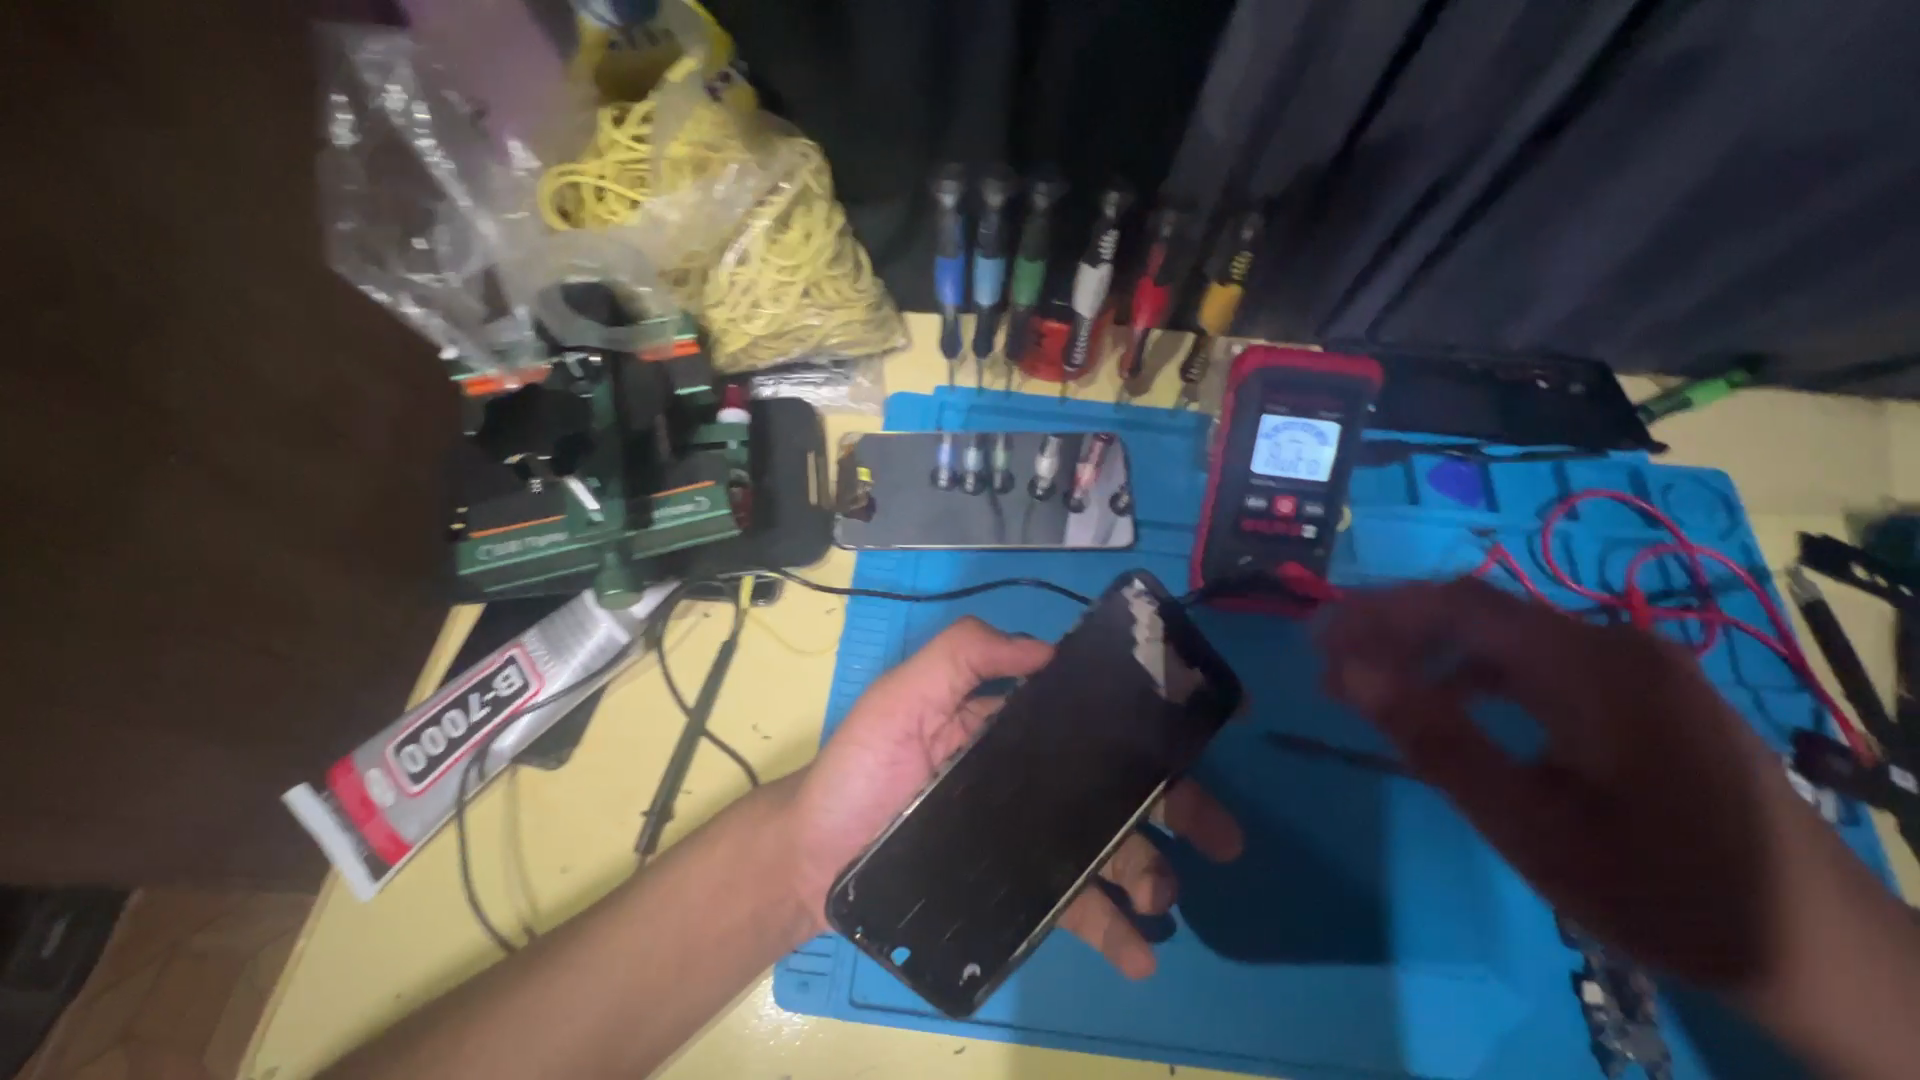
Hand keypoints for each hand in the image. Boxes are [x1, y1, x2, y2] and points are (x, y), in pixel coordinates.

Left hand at [787, 616, 1242, 976]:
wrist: (816, 857)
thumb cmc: (860, 768)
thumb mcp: (903, 694)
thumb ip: (964, 655)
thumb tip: (1046, 651)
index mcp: (1013, 725)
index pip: (1093, 713)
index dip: (1151, 718)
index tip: (1210, 725)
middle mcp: (1031, 775)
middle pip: (1117, 784)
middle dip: (1177, 805)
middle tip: (1222, 836)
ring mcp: (1026, 833)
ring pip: (1105, 845)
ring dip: (1147, 870)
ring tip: (1161, 896)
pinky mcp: (1014, 884)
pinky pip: (1070, 902)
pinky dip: (1108, 926)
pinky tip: (1135, 952)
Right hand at [1316, 578, 1894, 997]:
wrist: (1822, 953)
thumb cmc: (1662, 890)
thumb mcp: (1529, 824)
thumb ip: (1435, 739)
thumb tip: (1348, 671)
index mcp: (1591, 666)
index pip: (1460, 605)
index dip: (1378, 613)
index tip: (1316, 640)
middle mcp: (1618, 645)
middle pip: (1484, 613)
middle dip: (1399, 630)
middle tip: (1332, 664)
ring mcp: (1643, 668)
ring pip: (1514, 638)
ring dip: (1438, 653)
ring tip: (1378, 686)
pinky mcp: (1653, 696)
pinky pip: (1549, 664)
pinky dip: (1486, 676)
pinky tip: (1458, 709)